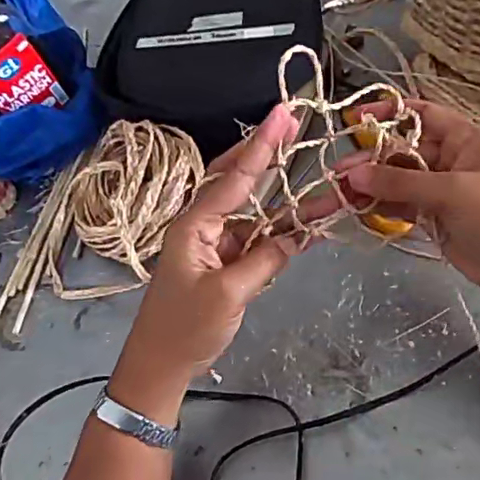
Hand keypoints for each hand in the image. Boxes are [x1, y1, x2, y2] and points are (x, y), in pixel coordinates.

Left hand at [112, 105, 325, 406]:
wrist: (160, 366)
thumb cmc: (185, 329)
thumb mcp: (228, 294)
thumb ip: (265, 261)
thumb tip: (297, 238)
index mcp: (195, 224)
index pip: (235, 177)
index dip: (262, 145)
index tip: (282, 114)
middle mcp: (204, 225)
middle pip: (239, 180)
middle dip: (267, 152)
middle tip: (294, 122)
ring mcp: (216, 244)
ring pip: (256, 211)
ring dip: (287, 198)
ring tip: (319, 177)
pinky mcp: (226, 263)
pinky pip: (259, 238)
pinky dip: (283, 232)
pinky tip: (310, 223)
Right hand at [337, 100, 479, 293]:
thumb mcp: (452, 192)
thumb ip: (401, 181)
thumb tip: (353, 173)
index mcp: (464, 139)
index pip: (422, 114)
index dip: (389, 113)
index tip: (355, 117)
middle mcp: (452, 159)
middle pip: (403, 152)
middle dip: (370, 162)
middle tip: (336, 175)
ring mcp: (443, 190)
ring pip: (399, 181)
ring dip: (371, 187)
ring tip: (338, 197)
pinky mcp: (437, 217)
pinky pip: (404, 205)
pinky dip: (383, 207)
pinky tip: (360, 210)